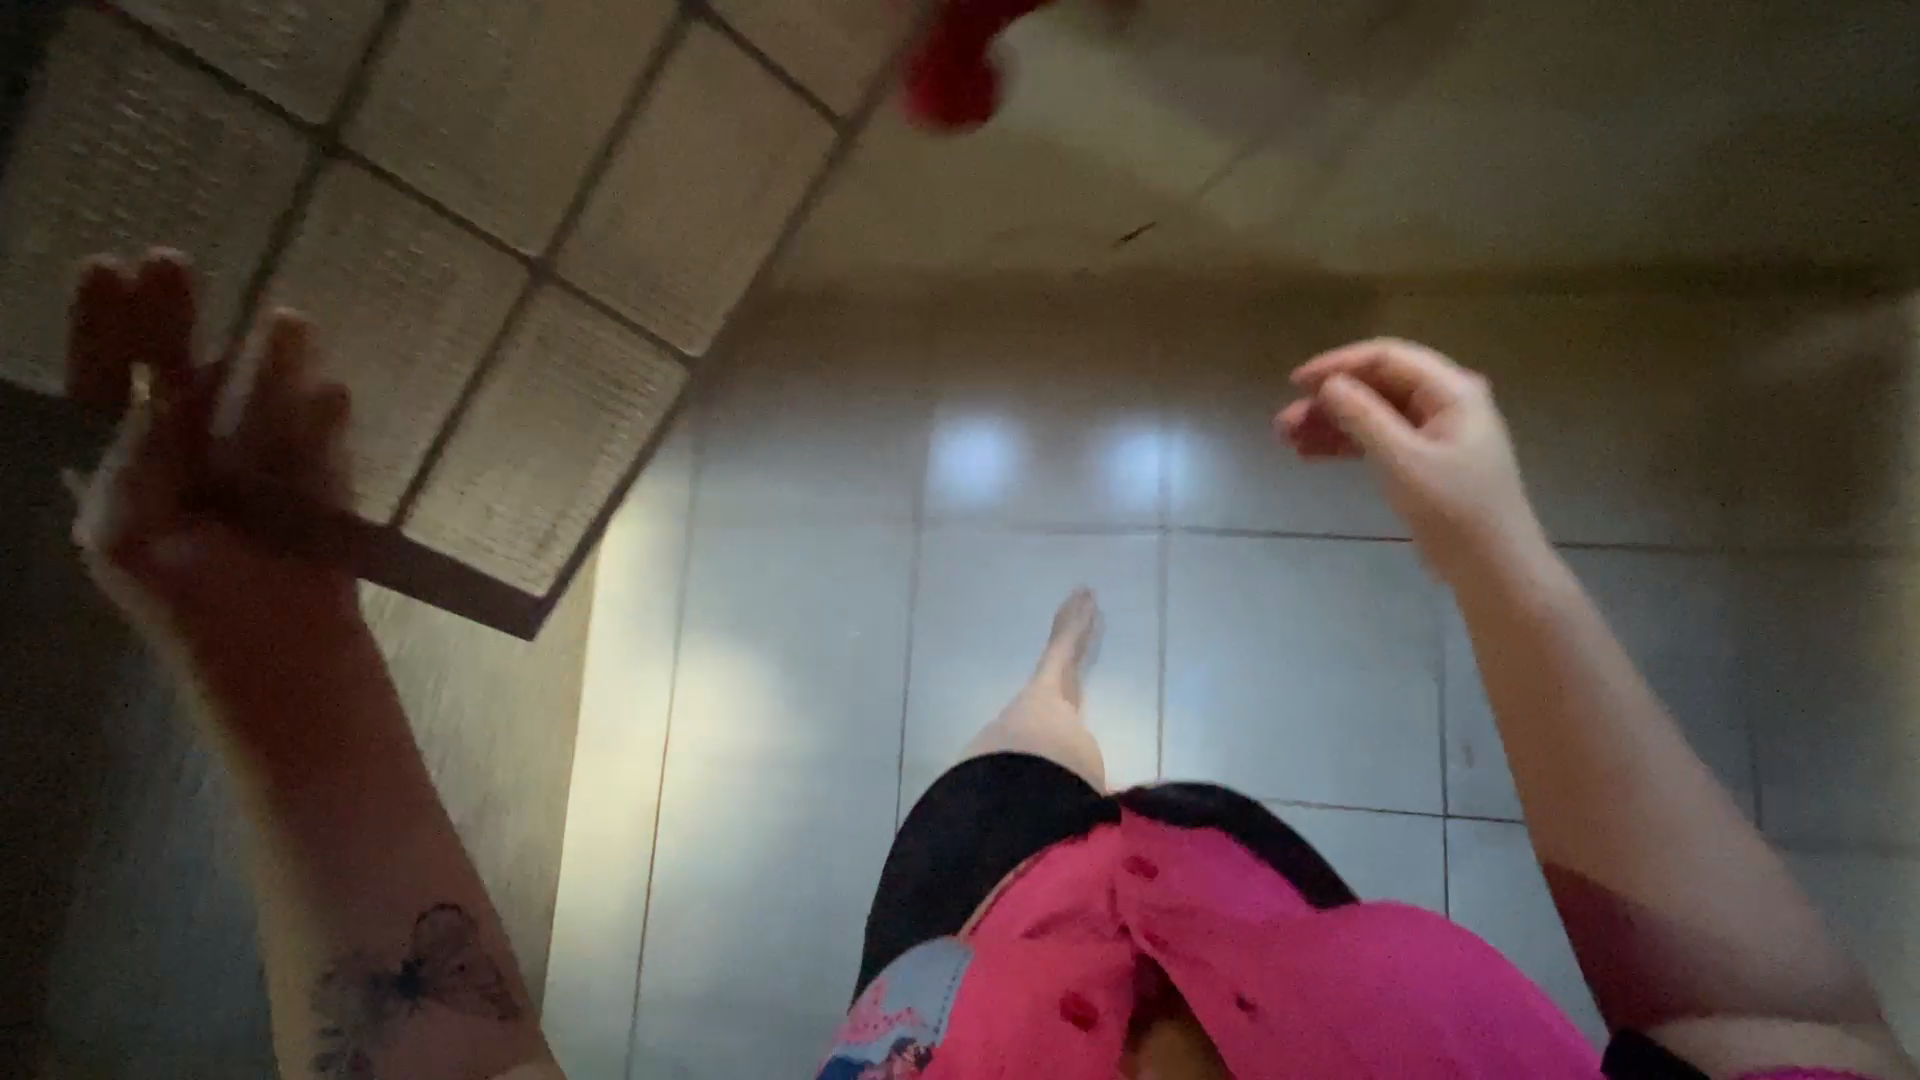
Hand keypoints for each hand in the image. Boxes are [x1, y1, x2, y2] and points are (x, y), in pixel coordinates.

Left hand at [67, 248, 360, 664]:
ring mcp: (260, 469)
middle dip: (177, 320)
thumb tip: (154, 383)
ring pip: (258, 401)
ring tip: (287, 318)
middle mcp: (189, 457)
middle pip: (180, 375)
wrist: (283, 652)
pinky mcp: (318, 486)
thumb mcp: (127, 534)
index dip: (103, 326)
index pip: (105, 383)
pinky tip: (334, 393)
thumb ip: (133, 459)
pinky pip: (320, 442)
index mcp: (123, 469)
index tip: (109, 266)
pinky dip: (326, 419)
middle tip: (177, 261)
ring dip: (270, 361)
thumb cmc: (191, 606)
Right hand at [1275, 338, 1549, 584]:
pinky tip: (1309, 454)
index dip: (1338, 365)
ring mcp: (1432, 431)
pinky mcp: (1420, 459)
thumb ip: (1363, 416)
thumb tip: (1328, 384)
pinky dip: (1343, 444)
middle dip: (1327, 400)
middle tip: (1283, 423)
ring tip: (1287, 440)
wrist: (1489, 564)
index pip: (1387, 358)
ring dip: (1328, 423)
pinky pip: (1375, 438)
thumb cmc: (1452, 508)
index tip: (1295, 383)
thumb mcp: (1402, 460)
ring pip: (1370, 413)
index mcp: (1451, 391)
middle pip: (1375, 386)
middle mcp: (1443, 402)